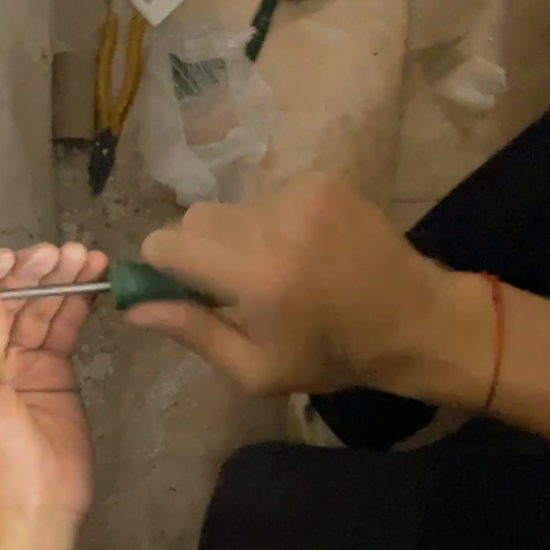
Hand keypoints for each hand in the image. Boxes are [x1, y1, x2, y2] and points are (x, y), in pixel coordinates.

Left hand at [0, 243, 109, 532]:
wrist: (37, 507)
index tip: (12, 259)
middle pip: (3, 297)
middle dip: (29, 272)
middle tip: (59, 253)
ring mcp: (19, 358)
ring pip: (37, 306)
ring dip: (59, 280)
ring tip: (85, 257)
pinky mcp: (54, 368)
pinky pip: (62, 326)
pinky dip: (77, 302)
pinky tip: (94, 280)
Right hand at [125, 176, 493, 402]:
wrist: (415, 319)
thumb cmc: (329, 355)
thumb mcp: (254, 368)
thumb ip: (191, 331)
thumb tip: (134, 308)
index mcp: (255, 276)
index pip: (167, 242)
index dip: (163, 265)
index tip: (183, 286)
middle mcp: (273, 224)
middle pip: (194, 219)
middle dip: (199, 251)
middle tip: (232, 283)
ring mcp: (300, 195)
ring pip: (230, 208)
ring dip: (236, 236)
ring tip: (276, 266)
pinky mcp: (321, 181)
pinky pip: (265, 196)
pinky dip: (269, 222)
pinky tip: (300, 249)